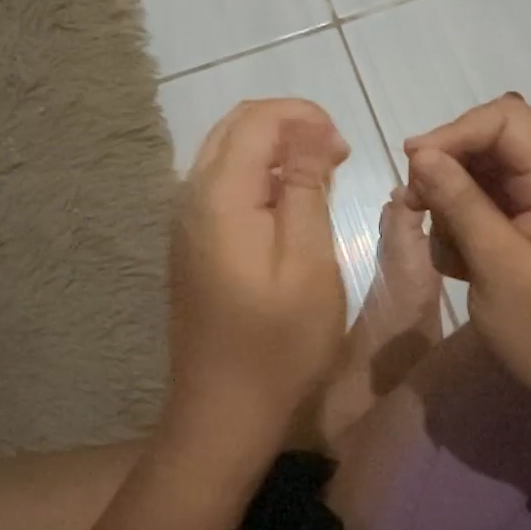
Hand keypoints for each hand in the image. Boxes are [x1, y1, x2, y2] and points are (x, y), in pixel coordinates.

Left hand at [162, 99, 350, 474]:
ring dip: (274, 150)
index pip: (257, 119)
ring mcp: (185, 223)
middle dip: (289, 127)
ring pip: (226, 153)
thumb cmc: (279, 344)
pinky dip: (257, 176)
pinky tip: (288, 207)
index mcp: (218, 195)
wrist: (223, 413)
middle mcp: (191, 197)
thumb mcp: (309, 261)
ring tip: (320, 178)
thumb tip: (309, 129)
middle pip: (236, 128)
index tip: (345, 149)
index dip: (305, 116)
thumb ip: (305, 186)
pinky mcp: (190, 245)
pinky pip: (221, 185)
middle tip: (336, 158)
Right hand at [401, 94, 530, 420]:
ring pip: (477, 175)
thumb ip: (463, 206)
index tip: (414, 165)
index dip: (457, 131)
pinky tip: (459, 268)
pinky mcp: (524, 233)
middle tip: (415, 207)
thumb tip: (421, 154)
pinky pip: (479, 208)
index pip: (508, 119)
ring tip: (446, 253)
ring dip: (448, 205)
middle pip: (489, 142)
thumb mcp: (501, 271)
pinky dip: (458, 229)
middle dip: (446, 168)